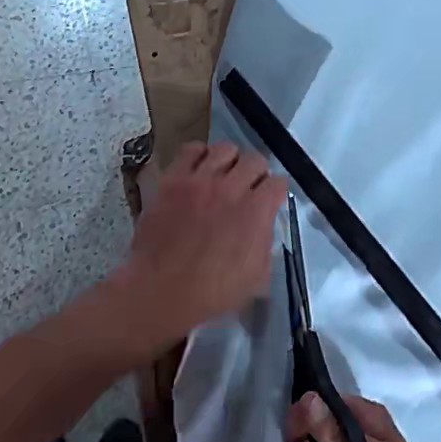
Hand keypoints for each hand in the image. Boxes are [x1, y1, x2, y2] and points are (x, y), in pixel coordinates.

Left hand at [115, 142, 286, 341]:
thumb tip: (263, 226)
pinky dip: (199, 155)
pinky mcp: (173, 179)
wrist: (162, 290)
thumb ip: (265, 243)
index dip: (276, 191)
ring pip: (225, 149)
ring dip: (230, 161)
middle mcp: (232, 188)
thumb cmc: (212, 292)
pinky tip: (198, 169)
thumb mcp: (257, 277)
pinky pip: (190, 150)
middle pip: (255, 160)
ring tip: (223, 175)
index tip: (270, 198)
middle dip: (257, 173)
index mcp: (256, 212)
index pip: (278, 183)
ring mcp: (200, 180)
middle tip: (249, 187)